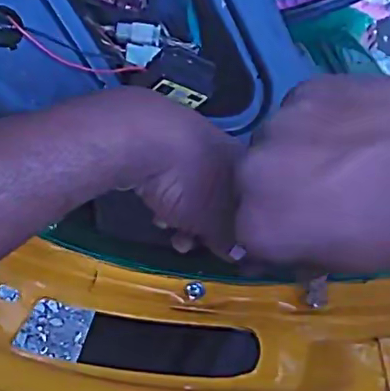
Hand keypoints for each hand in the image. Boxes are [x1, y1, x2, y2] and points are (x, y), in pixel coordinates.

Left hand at [97, 88, 243, 255]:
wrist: (141, 141)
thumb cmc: (190, 184)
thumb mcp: (214, 223)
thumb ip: (228, 241)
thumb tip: (237, 254)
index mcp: (243, 160)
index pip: (248, 199)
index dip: (235, 228)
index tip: (220, 248)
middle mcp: (221, 144)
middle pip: (217, 195)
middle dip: (202, 225)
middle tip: (188, 244)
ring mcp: (188, 136)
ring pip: (191, 186)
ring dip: (180, 212)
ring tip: (165, 227)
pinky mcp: (156, 136)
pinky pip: (167, 174)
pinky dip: (162, 193)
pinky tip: (150, 206)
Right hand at [236, 76, 389, 271]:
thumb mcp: (347, 261)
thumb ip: (301, 251)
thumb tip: (290, 242)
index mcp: (259, 222)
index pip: (244, 231)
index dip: (274, 234)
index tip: (299, 233)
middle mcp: (255, 168)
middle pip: (251, 181)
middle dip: (279, 191)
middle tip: (324, 195)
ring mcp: (281, 120)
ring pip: (275, 142)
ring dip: (296, 153)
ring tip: (348, 157)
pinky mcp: (310, 85)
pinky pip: (301, 111)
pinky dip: (319, 123)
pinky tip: (359, 130)